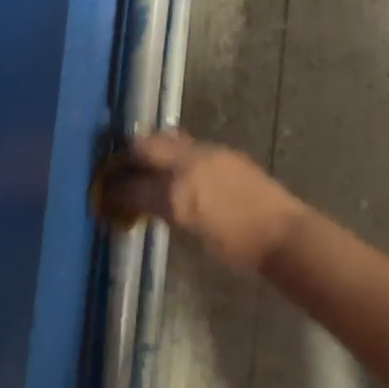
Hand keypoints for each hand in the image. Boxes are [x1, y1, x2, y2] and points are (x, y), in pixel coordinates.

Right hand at [99, 131, 308, 272]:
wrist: (283, 235)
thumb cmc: (237, 248)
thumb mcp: (190, 233)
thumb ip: (162, 210)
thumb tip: (139, 201)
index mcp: (177, 193)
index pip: (132, 184)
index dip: (114, 188)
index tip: (105, 193)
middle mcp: (187, 164)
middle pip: (144, 147)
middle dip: (127, 157)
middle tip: (119, 171)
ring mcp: (207, 153)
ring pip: (166, 140)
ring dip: (150, 150)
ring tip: (145, 167)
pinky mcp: (223, 152)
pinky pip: (187, 145)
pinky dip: (173, 154)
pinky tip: (177, 171)